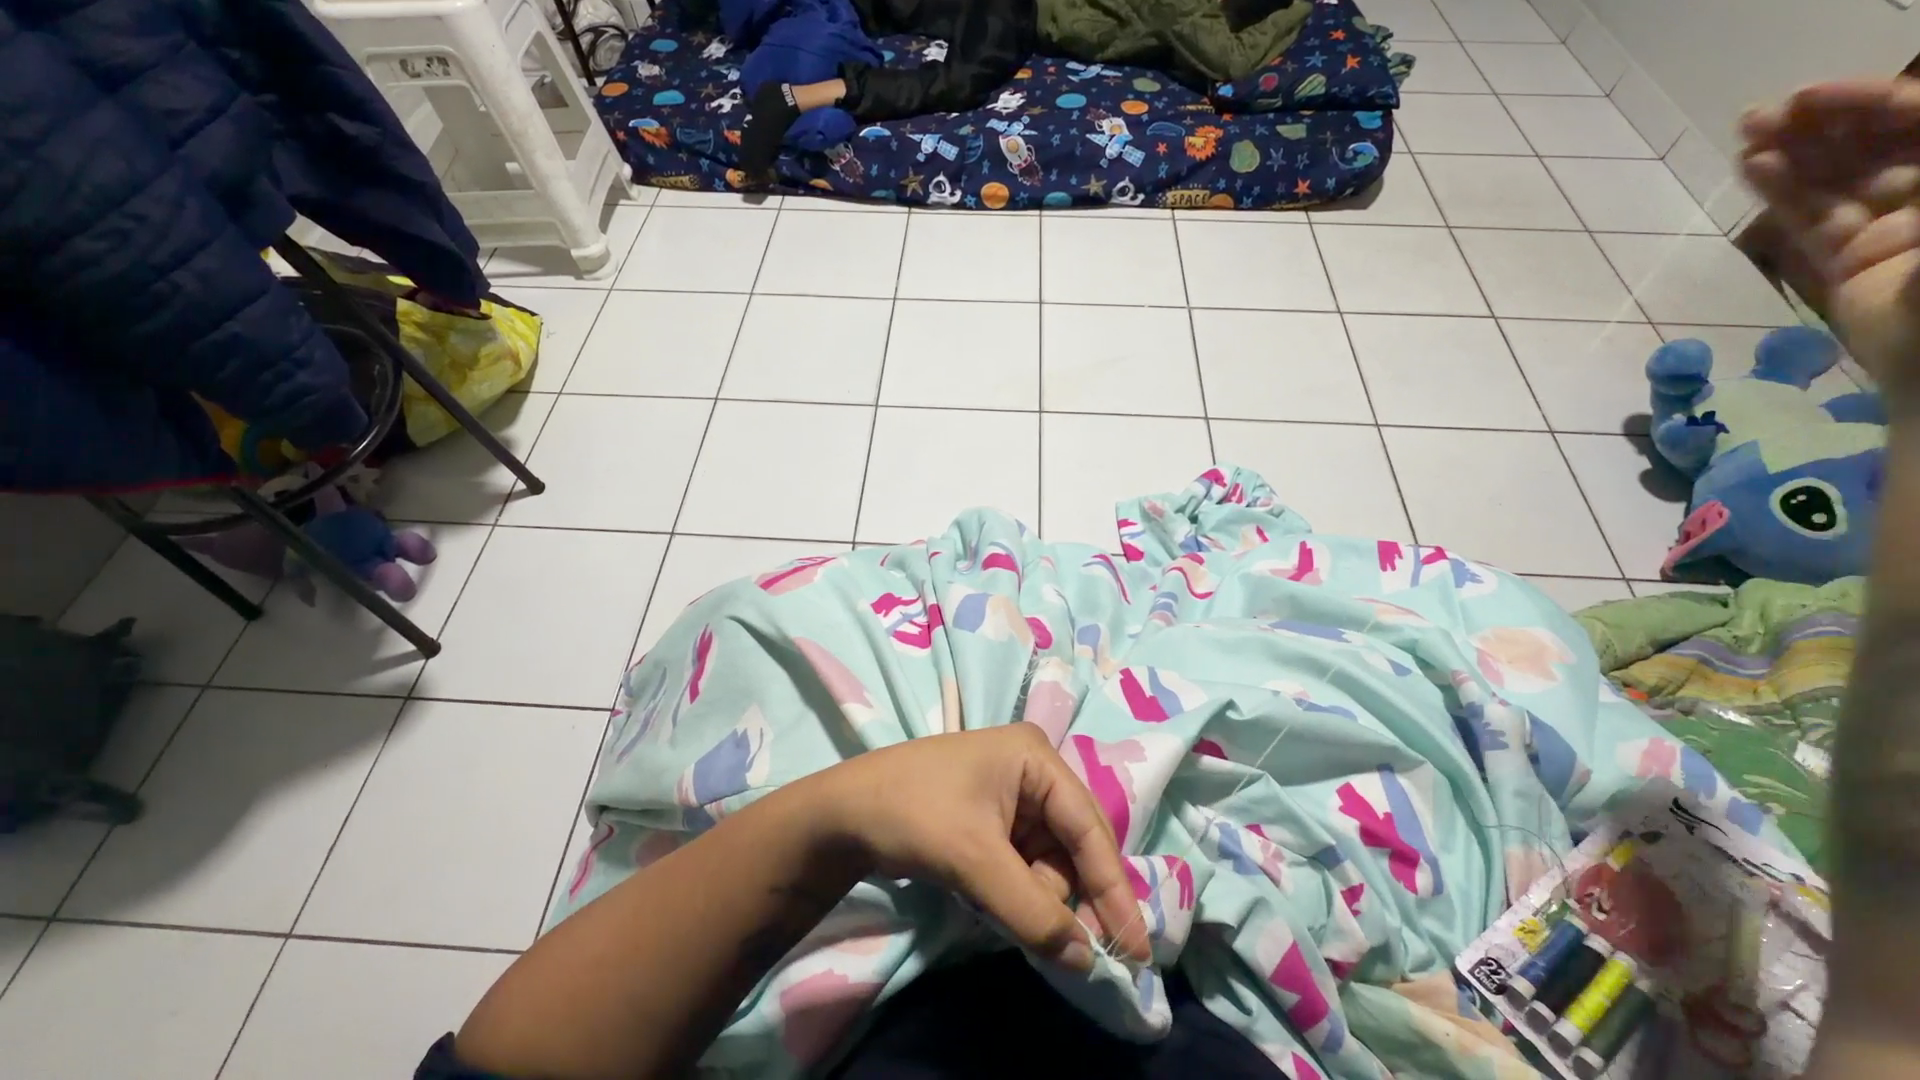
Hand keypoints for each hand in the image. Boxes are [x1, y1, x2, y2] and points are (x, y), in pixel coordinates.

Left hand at [804, 723, 1151, 971]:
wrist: (840, 814)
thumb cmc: (911, 815)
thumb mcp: (974, 862)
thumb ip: (1033, 910)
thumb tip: (1085, 959)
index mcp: (1036, 758)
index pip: (1090, 829)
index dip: (1115, 890)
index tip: (1137, 949)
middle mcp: (1032, 772)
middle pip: (1072, 848)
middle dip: (1064, 896)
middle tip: (1069, 948)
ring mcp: (1012, 796)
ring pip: (1048, 864)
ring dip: (1031, 897)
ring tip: (987, 899)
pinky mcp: (993, 821)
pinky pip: (1024, 866)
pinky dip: (1015, 892)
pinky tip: (986, 898)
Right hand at [1741, 79, 1919, 393]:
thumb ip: (1916, 178)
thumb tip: (1904, 109)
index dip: (1870, 101)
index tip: (1810, 96)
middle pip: (1879, 143)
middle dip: (1823, 125)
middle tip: (1765, 113)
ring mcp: (1896, 230)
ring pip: (1838, 178)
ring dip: (1791, 154)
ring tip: (1744, 133)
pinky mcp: (1852, 263)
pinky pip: (1812, 219)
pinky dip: (1780, 192)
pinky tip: (1750, 169)